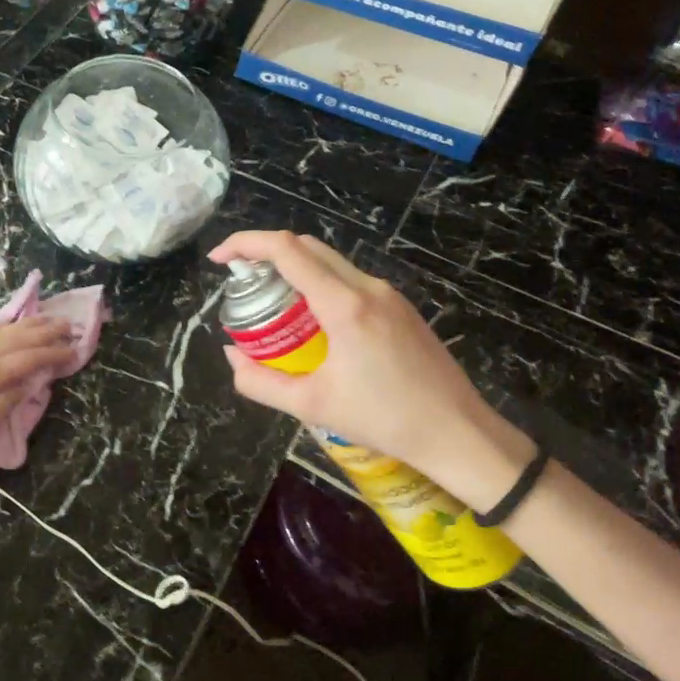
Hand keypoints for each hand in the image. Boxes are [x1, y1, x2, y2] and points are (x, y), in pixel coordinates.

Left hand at [0, 317, 75, 457]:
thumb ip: (5, 402)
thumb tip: (29, 384)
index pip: (31, 358)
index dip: (54, 354)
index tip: (76, 349)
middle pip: (20, 337)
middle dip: (47, 331)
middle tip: (70, 325)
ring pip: (4, 329)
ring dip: (29, 324)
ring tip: (47, 319)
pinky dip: (6, 325)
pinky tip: (9, 325)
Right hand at [209, 231, 527, 492]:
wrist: (460, 435)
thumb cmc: (385, 420)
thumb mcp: (310, 406)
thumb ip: (259, 381)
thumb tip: (232, 354)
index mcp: (344, 305)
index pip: (286, 250)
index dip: (245, 245)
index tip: (219, 260)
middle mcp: (367, 288)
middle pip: (306, 247)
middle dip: (265, 253)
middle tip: (239, 280)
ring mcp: (389, 296)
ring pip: (330, 261)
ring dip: (292, 268)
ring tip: (269, 301)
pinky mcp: (401, 309)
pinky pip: (349, 280)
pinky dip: (318, 283)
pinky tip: (309, 320)